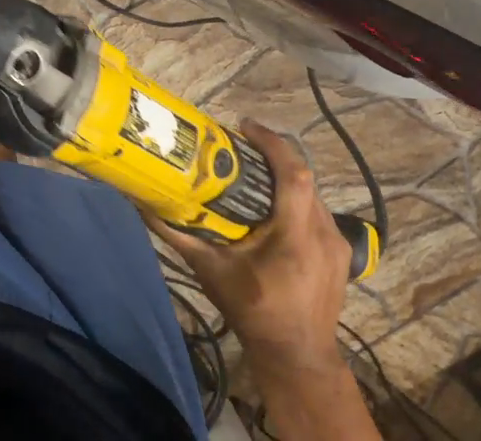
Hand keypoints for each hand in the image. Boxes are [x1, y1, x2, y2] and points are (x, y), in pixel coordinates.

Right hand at [149, 122, 351, 378]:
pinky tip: (269, 208)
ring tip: (250, 172)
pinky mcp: (340, 254)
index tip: (243, 126)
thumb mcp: (209, 270)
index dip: (272, 144)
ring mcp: (337, 244)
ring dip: (284, 178)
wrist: (297, 354)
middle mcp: (323, 233)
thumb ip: (176, 234)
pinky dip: (293, 199)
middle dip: (273, 156)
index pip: (293, 175)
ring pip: (312, 195)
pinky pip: (317, 213)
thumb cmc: (252, 309)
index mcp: (296, 235)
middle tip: (238, 146)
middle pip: (303, 179)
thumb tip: (141, 202)